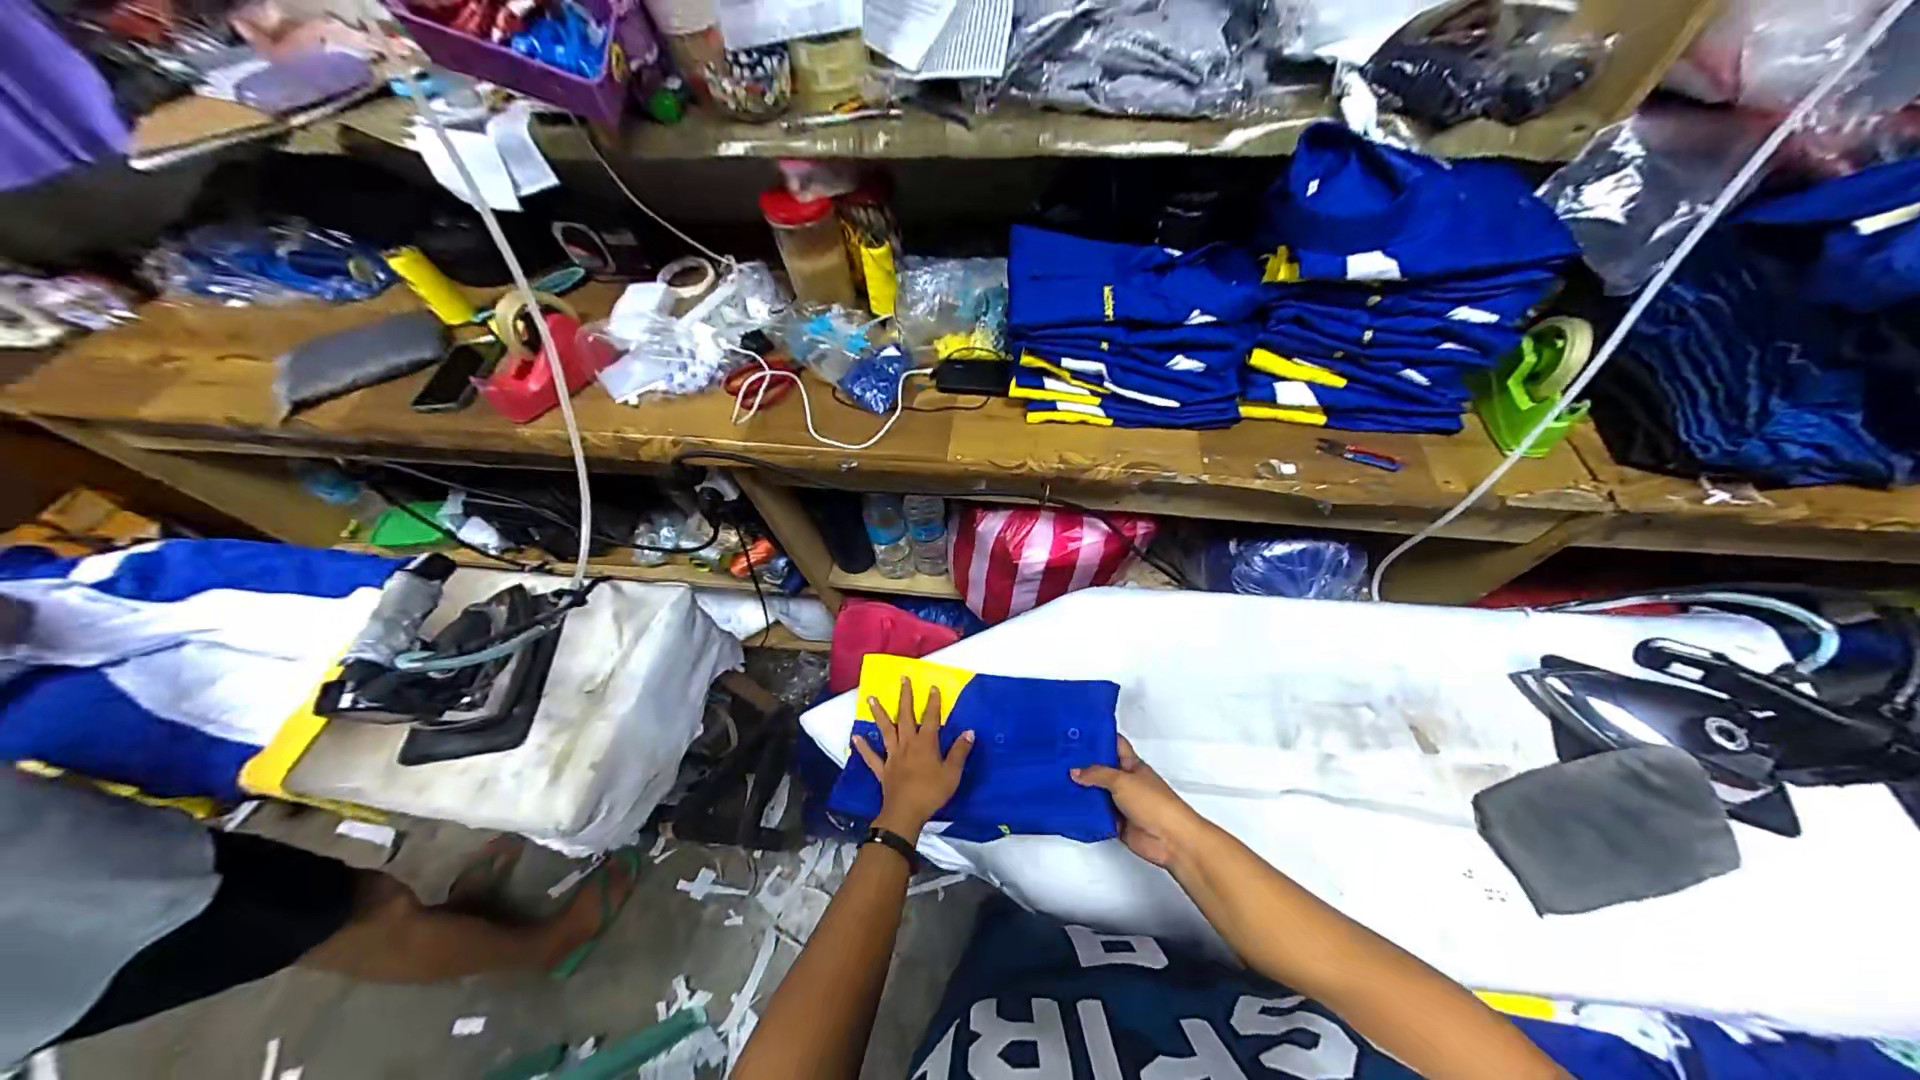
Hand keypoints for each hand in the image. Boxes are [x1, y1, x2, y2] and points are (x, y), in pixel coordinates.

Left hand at [852, 677, 974, 840]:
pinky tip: (856, 737)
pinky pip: (871, 756)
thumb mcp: (952, 773)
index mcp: (925, 744)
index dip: (933, 702)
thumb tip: (969, 731)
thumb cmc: (931, 792)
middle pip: (906, 716)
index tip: (933, 687)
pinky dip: (863, 747)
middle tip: (903, 679)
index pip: (931, 718)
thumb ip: (959, 751)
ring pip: (885, 730)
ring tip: (871, 697)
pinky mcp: (882, 769)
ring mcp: (892, 755)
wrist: (905, 813)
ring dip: (879, 713)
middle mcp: (907, 744)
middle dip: (905, 697)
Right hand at [1072, 736, 1207, 867]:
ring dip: (1083, 791)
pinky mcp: (1117, 822)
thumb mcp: (1122, 780)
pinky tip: (1071, 808)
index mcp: (1132, 765)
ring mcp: (1122, 803)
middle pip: (1102, 770)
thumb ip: (1097, 774)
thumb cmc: (1156, 804)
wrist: (1169, 839)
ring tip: (1060, 782)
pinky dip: (1087, 813)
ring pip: (1097, 793)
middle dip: (1084, 766)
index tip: (1081, 732)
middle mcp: (1127, 782)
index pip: (1114, 745)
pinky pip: (1098, 815)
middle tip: (1062, 758)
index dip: (1099, 738)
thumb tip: (1076, 771)